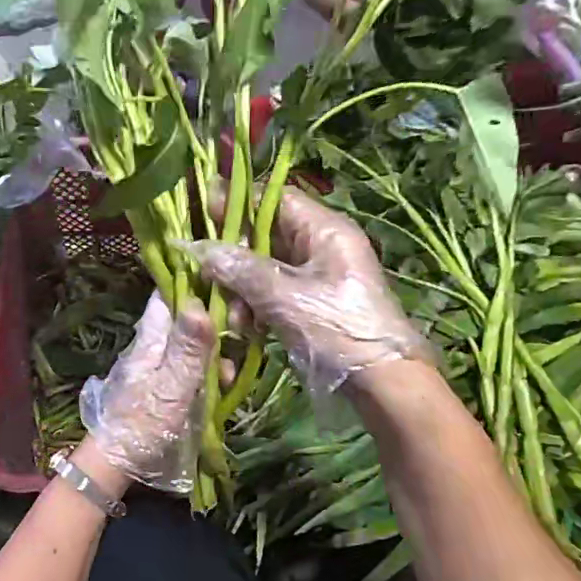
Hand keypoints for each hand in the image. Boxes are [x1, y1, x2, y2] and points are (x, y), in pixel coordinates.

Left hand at [78, 293, 213, 493]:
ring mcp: (161, 364)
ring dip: (216, 353)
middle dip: (215, 322)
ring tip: (230, 373)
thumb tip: (199, 303)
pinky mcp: (167, 383)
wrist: (120, 461)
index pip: (168, 294)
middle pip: (187, 318)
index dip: (194, 283)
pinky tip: (223, 386)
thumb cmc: (143, 423)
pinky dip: (210, 372)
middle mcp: (155, 344)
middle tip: (243, 331)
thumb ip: (188, 348)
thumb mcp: (171, 386)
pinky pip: (193, 367)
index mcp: (151, 337)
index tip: (227, 282)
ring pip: (194, 344)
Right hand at [189, 187, 433, 394]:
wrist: (382, 382)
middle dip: (234, 258)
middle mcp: (320, 245)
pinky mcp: (310, 302)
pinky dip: (255, 305)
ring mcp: (316, 275)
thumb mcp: (284, 297)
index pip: (274, 198)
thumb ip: (240, 269)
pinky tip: (247, 328)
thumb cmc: (338, 329)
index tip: (201, 215)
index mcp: (324, 230)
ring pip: (263, 267)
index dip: (237, 202)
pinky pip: (272, 291)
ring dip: (241, 289)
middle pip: (264, 235)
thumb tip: (198, 248)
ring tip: (234, 318)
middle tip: (208, 278)